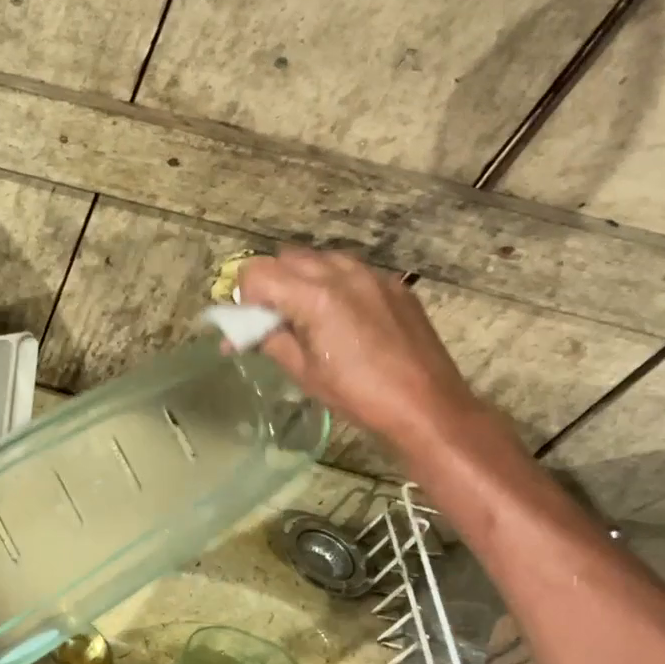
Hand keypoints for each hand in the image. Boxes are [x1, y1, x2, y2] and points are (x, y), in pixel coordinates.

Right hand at [237, 247, 494, 450]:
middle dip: (271, 283)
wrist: (427, 405)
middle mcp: (342, 273)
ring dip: (302, 279)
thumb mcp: (301, 370)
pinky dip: (334, 284)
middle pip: (285, 258)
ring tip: (309, 315)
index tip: (252, 322)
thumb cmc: (356, 394)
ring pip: (319, 258)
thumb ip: (267, 340)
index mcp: (314, 296)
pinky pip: (351, 270)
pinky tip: (343, 318)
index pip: (257, 272)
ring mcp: (372, 275)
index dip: (245, 295)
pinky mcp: (394, 284)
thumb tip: (238, 335)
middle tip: (275, 319)